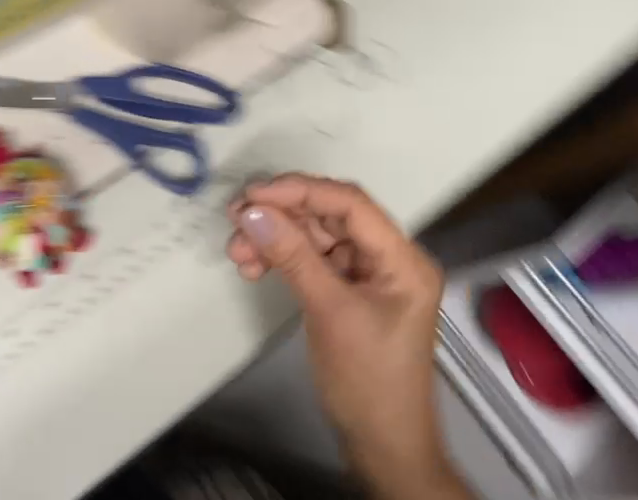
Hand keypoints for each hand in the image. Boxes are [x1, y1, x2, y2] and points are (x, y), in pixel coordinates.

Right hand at [227, 174, 466, 499]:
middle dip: (280, 215)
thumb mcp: (329, 312)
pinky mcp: (346, 290)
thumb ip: (292, 256)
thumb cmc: (369, 381)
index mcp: (402, 259)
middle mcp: (387, 258)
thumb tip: (251, 211)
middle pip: (328, 215)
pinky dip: (280, 258)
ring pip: (313, 236)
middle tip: (236, 219)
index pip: (349, 203)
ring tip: (237, 252)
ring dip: (273, 238)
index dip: (300, 190)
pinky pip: (309, 259)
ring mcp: (366, 274)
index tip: (253, 195)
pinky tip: (253, 266)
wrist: (382, 448)